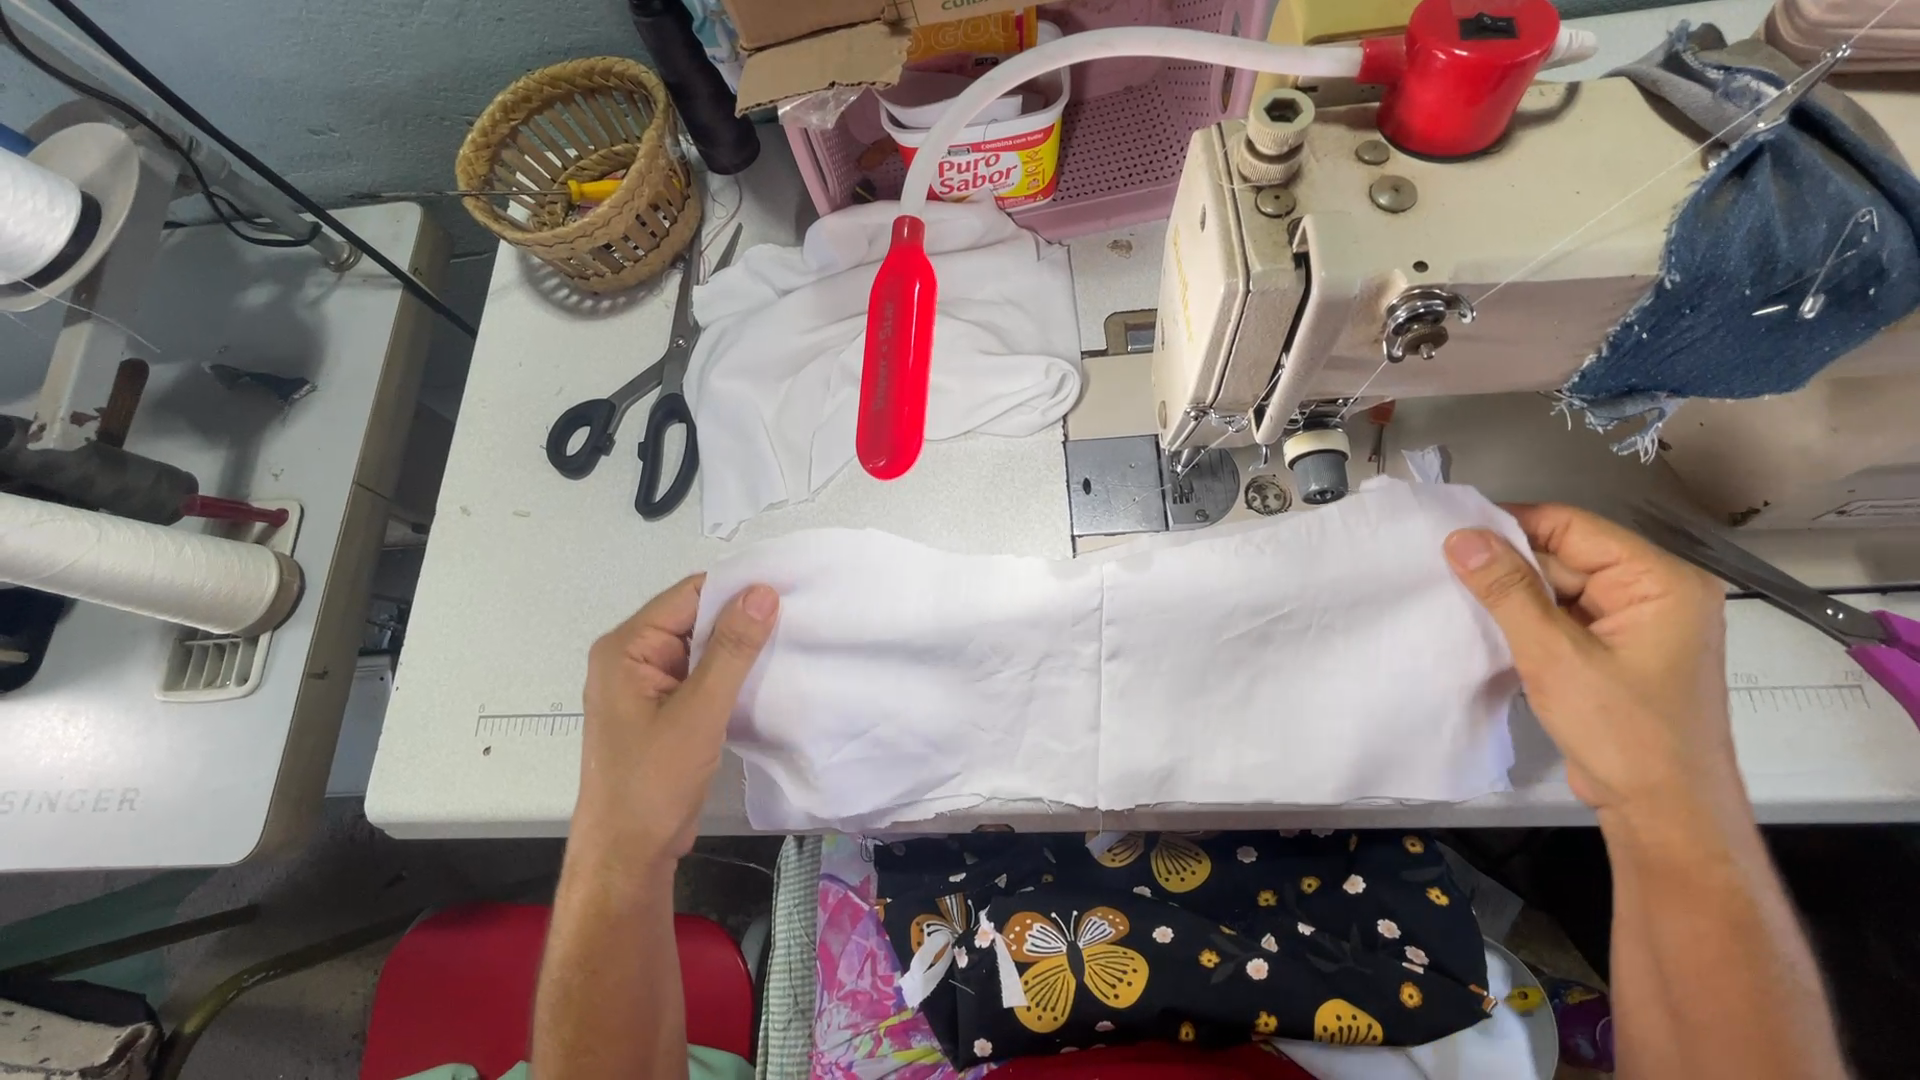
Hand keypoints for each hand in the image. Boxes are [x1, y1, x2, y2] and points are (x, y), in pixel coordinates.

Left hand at [576, 575, 778, 861]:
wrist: (629, 853)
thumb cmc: (653, 781)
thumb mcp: (699, 711)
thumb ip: (732, 650)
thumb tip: (762, 593)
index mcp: (626, 648)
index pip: (688, 596)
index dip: (736, 589)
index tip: (787, 590)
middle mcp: (632, 658)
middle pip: (695, 618)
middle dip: (741, 618)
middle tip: (797, 615)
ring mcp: (647, 685)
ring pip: (702, 647)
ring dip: (739, 648)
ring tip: (790, 640)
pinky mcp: (664, 709)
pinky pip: (702, 675)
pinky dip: (731, 674)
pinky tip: (766, 675)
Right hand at [1443, 504, 1740, 822]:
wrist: (1663, 810)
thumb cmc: (1622, 729)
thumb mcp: (1554, 654)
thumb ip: (1507, 590)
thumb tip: (1460, 538)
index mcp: (1660, 581)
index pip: (1573, 527)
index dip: (1510, 524)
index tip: (1449, 533)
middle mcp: (1655, 593)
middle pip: (1565, 555)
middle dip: (1507, 563)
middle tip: (1442, 567)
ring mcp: (1636, 624)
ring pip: (1559, 587)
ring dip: (1512, 594)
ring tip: (1454, 593)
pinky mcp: (1615, 651)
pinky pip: (1562, 616)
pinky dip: (1525, 619)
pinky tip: (1485, 624)